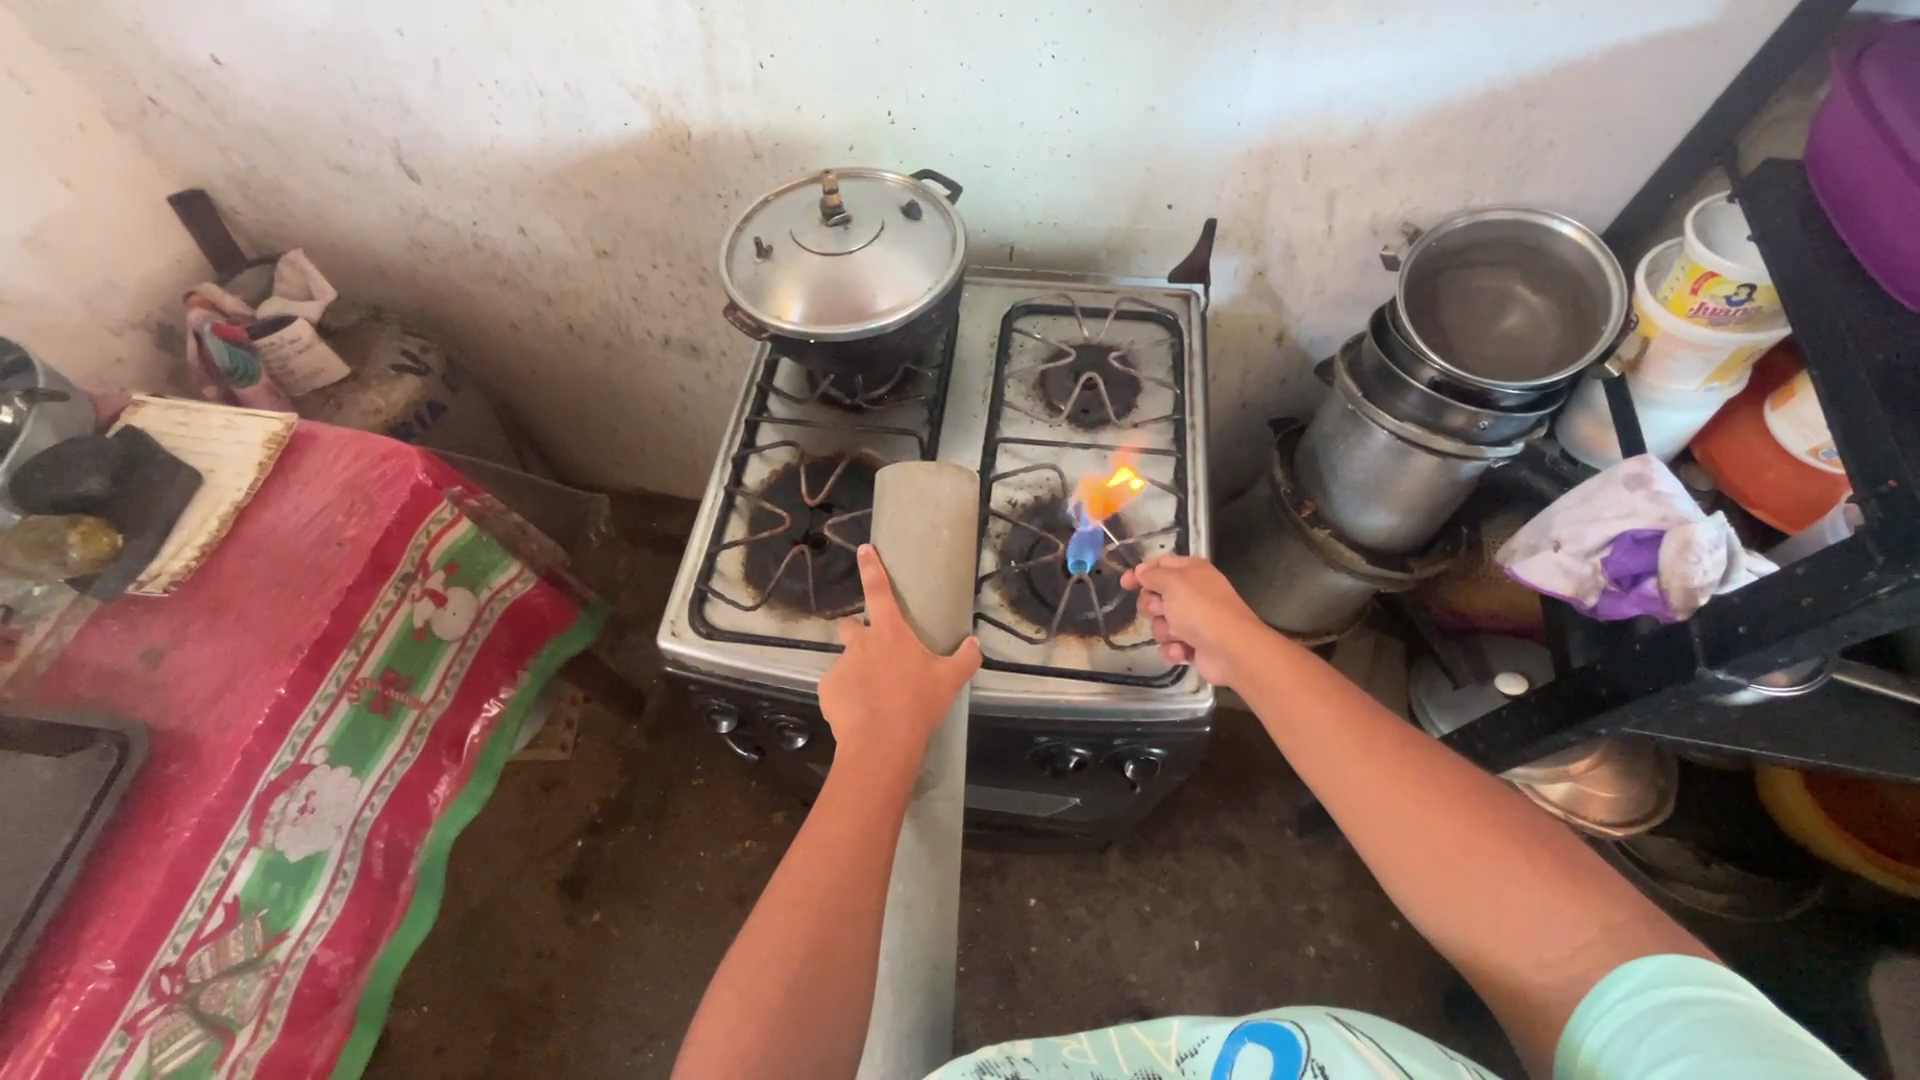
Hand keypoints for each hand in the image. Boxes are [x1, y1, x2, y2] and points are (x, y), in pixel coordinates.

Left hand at [819, 544, 982, 764]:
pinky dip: (846, 696)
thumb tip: (975, 644)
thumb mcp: (950, 681)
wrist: (881, 742)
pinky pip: (836, 687)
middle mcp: (860, 642)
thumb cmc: (917, 704)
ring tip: (872, 696)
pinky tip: (860, 713)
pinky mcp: (827, 689)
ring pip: (846, 660)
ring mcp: (840, 666)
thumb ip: (965, 659)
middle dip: (858, 632)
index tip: (864, 549)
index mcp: (890, 632)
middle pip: (851, 626)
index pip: (878, 589)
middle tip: (875, 654)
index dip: (872, 567)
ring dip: (856, 670)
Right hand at [1120, 554, 1275, 687]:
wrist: (1231, 650)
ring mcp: (1193, 620)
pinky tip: (1183, 651)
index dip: (1140, 573)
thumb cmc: (1201, 609)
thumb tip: (1140, 570)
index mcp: (1191, 571)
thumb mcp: (1173, 583)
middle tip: (1162, 610)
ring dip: (1165, 630)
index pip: (1159, 565)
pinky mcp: (1193, 645)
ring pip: (1159, 623)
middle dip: (1152, 606)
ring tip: (1179, 634)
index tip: (1124, 584)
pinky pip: (1169, 645)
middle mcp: (1192, 593)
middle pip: (1155, 596)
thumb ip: (1152, 575)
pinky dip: (1173, 649)